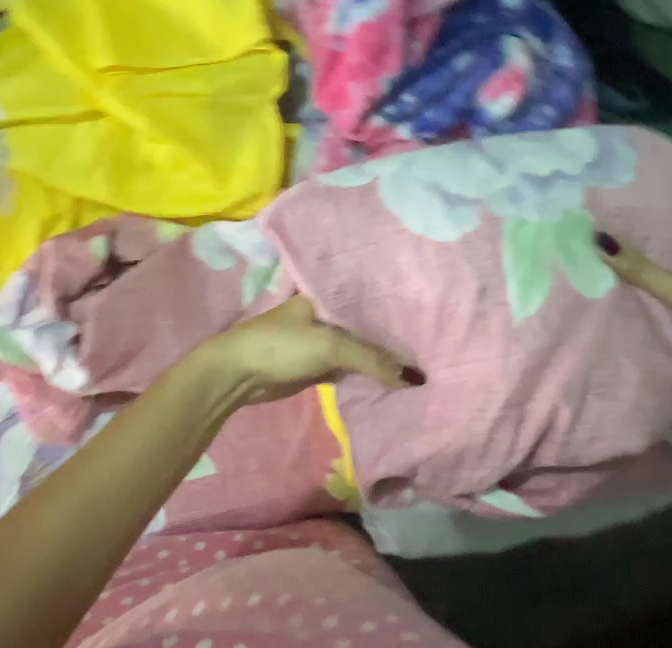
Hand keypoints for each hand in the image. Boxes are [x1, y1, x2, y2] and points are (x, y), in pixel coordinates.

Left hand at [184, 296, 419, 407]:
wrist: (237, 375)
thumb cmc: (280, 346)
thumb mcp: (329, 346)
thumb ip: (372, 359)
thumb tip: (416, 379)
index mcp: (327, 293)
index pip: (370, 295)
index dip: (397, 305)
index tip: (430, 314)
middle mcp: (328, 311)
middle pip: (368, 323)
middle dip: (394, 335)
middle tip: (435, 342)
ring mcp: (323, 338)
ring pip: (361, 346)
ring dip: (383, 357)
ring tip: (425, 360)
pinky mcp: (319, 364)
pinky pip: (352, 366)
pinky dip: (369, 373)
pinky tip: (396, 378)